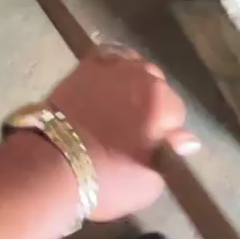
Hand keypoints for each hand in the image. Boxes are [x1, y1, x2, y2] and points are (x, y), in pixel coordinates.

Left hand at [46, 47, 198, 220]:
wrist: (52, 165)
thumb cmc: (107, 179)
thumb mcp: (148, 182)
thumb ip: (171, 154)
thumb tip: (187, 139)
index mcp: (161, 101)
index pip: (176, 111)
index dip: (166, 131)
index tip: (152, 146)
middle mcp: (140, 74)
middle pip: (156, 83)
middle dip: (151, 102)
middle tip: (135, 128)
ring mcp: (110, 66)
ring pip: (134, 66)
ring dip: (133, 82)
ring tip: (120, 104)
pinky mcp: (84, 66)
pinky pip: (108, 57)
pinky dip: (112, 68)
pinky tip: (107, 82)